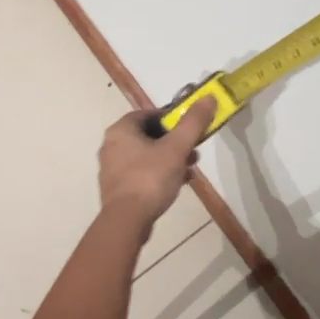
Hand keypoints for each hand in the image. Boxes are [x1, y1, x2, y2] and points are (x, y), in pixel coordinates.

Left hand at [98, 97, 216, 225]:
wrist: (127, 220)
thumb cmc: (150, 178)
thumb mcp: (176, 148)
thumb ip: (193, 123)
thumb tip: (208, 97)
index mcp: (120, 130)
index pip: (148, 114)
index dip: (171, 118)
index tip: (190, 128)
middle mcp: (111, 145)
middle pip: (148, 135)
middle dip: (174, 141)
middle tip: (193, 150)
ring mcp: (112, 168)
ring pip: (146, 156)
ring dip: (169, 159)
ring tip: (190, 169)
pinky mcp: (116, 188)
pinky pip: (141, 173)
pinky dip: (158, 174)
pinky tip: (178, 184)